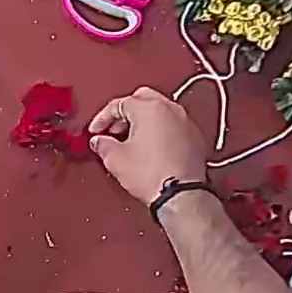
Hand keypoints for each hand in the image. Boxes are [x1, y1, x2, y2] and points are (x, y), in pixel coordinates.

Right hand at [87, 87, 210, 204]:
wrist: (180, 194)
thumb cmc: (154, 175)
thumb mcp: (116, 159)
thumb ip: (103, 144)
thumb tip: (100, 142)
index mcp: (149, 108)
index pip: (119, 103)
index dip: (103, 117)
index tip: (97, 129)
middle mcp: (170, 109)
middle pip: (142, 98)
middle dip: (125, 111)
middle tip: (114, 128)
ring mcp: (185, 122)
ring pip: (159, 109)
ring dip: (143, 119)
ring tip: (131, 138)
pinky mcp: (194, 136)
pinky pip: (173, 125)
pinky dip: (160, 130)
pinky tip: (151, 147)